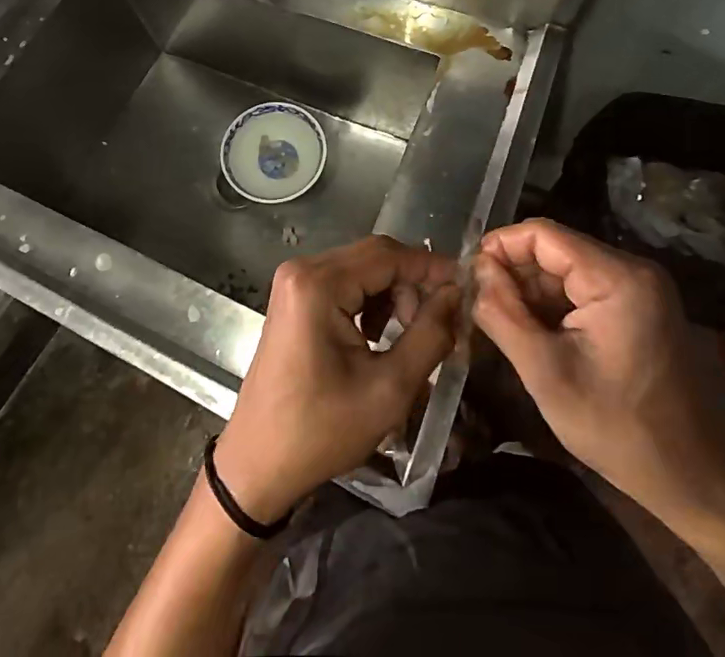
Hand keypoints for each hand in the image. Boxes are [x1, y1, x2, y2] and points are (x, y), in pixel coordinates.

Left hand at [214, 235, 459, 521]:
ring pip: (364, 271)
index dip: (434, 269)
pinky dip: (373, 304)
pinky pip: (346, 286)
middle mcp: (302, 271)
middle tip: (443, 320)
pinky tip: (381, 337)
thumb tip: (457, 293)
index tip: (467, 291)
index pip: (390, 255)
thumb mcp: (390, 387)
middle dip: (414, 284)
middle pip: (376, 258)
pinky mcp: (294, 302)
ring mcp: (294, 285)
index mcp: (318, 284)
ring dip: (395, 296)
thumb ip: (431, 333)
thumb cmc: (321, 431)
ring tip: (413, 336)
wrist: (256, 469)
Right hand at [473, 219, 724, 534]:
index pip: (545, 234)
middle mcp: (634, 270)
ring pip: (569, 271)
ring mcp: (641, 289)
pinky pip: (587, 291)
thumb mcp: (545, 372)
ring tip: (496, 322)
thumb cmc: (616, 428)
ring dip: (532, 292)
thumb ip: (503, 315)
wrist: (689, 473)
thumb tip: (476, 273)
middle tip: (476, 304)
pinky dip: (555, 306)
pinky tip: (531, 332)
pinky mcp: (641, 308)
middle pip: (557, 250)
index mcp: (617, 277)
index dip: (500, 246)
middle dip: (513, 272)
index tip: (467, 275)